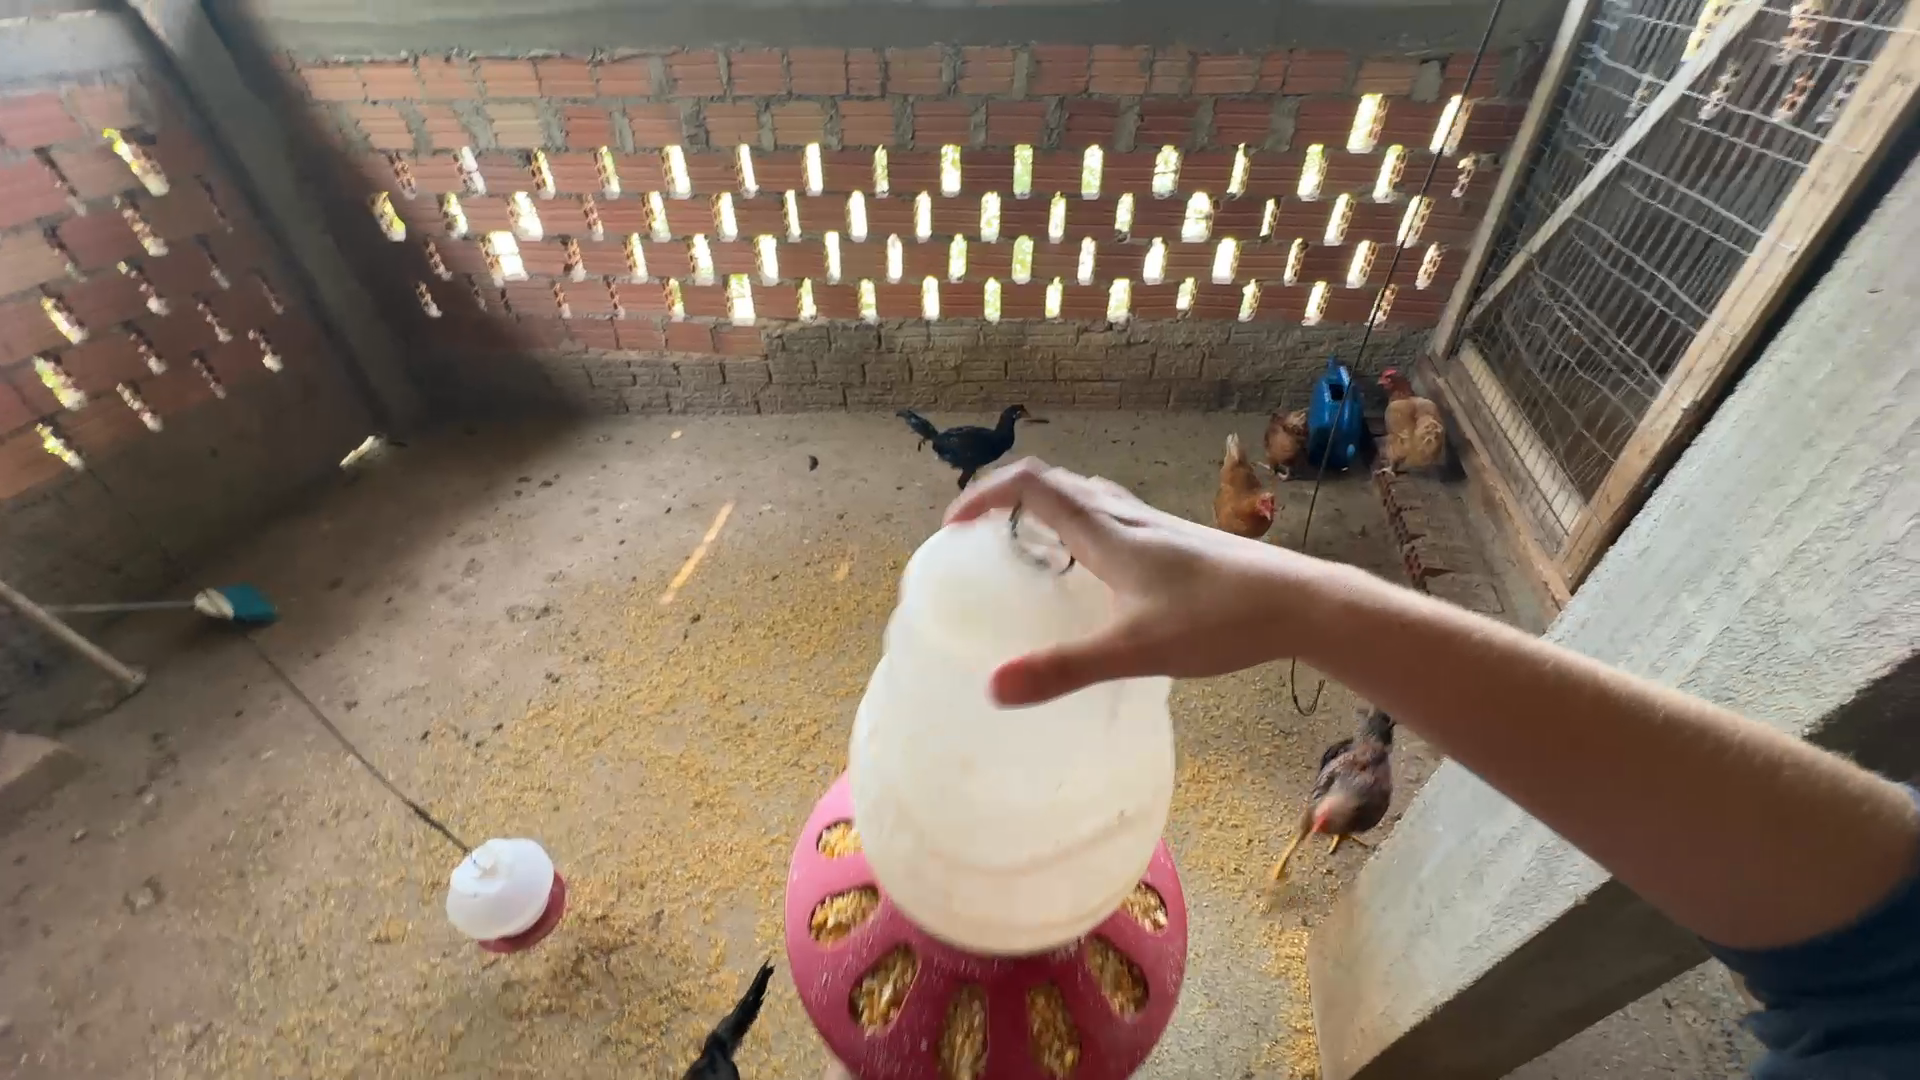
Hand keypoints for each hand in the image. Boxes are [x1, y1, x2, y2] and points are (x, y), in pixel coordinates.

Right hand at [945, 458, 1336, 705]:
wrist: (1300, 603)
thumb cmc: (1218, 619)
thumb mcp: (1135, 649)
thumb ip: (1064, 668)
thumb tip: (992, 688)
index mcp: (1106, 530)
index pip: (1032, 484)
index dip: (985, 493)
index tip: (953, 526)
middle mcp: (1125, 516)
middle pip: (1055, 482)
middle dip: (1007, 498)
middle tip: (981, 536)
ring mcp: (1153, 525)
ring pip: (1084, 497)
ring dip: (1043, 508)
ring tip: (1024, 548)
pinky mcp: (1173, 541)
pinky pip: (1108, 516)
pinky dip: (1076, 526)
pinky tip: (1089, 570)